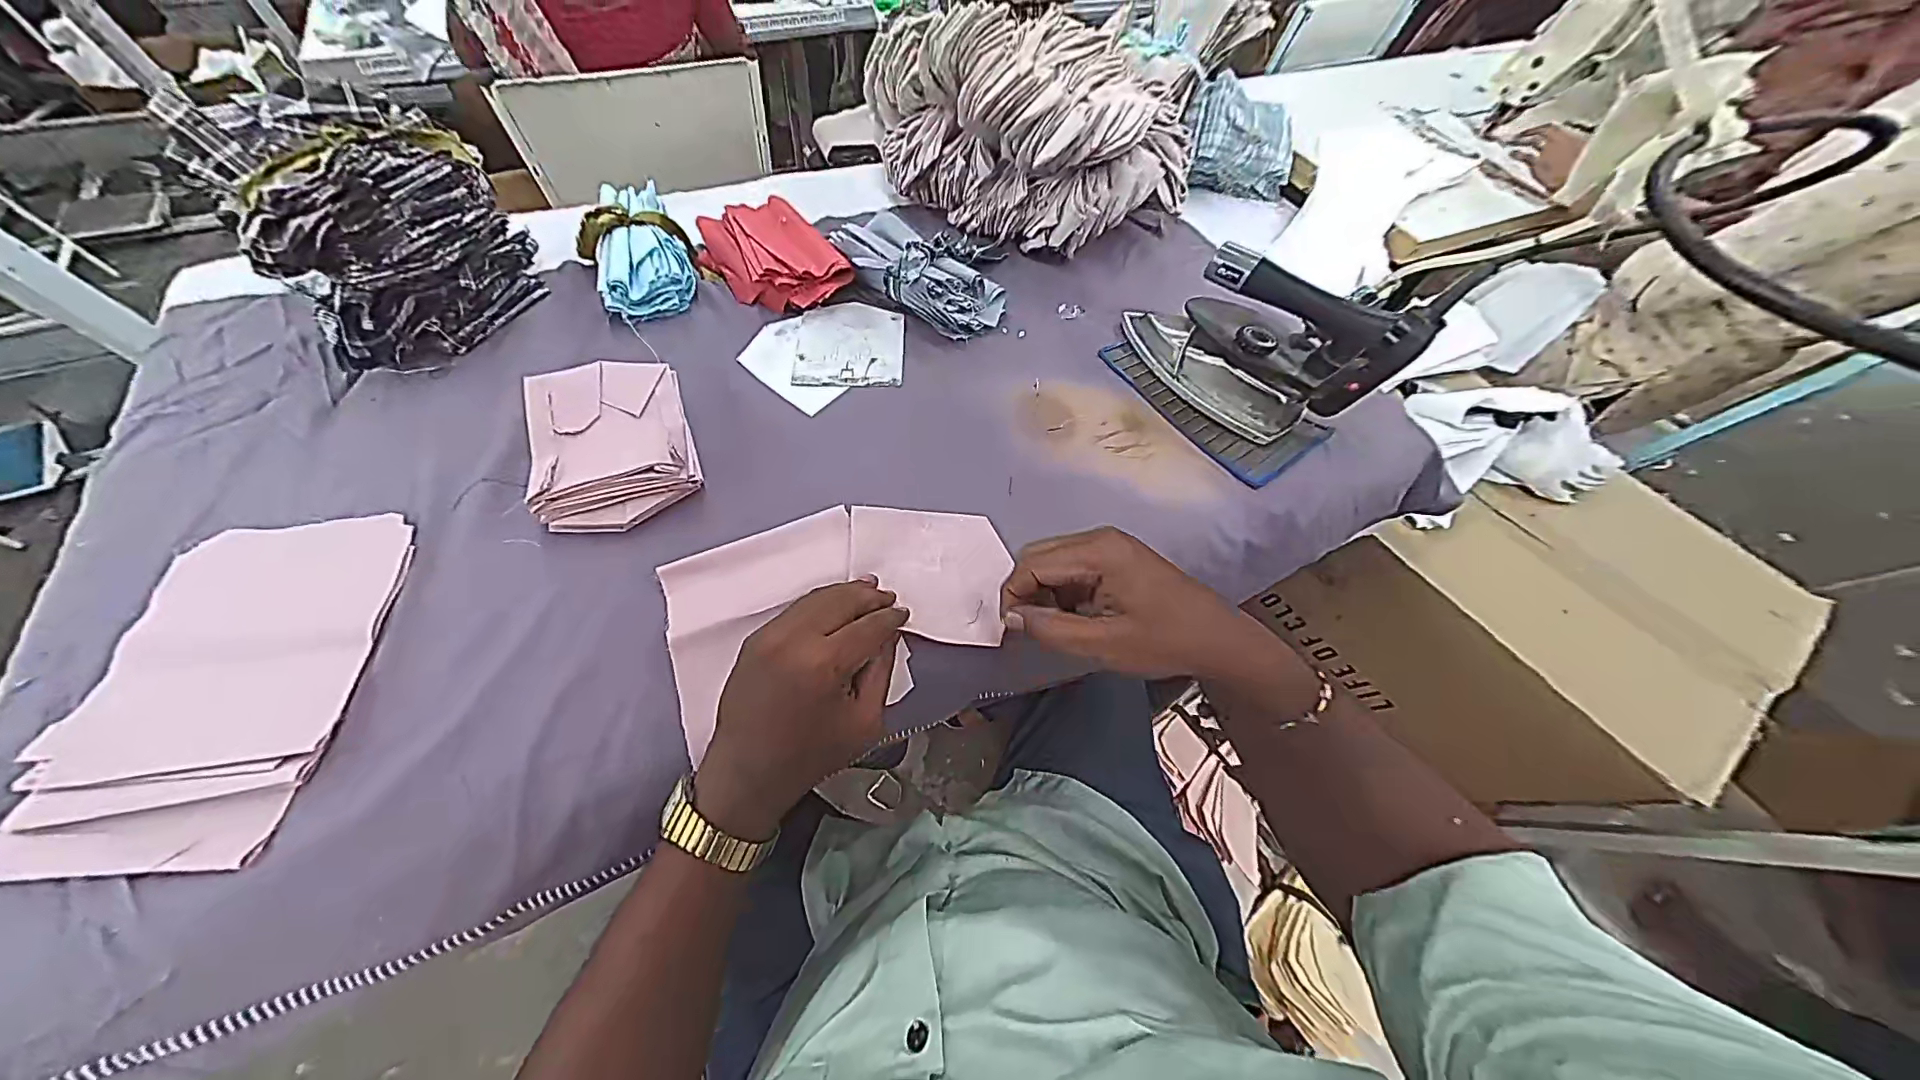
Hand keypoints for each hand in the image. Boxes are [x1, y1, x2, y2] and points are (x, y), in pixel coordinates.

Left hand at [696, 580, 907, 839]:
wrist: (749, 771)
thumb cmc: (809, 755)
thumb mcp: (866, 721)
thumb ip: (881, 670)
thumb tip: (887, 635)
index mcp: (823, 664)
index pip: (868, 626)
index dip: (890, 618)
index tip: (902, 615)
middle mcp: (793, 642)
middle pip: (842, 601)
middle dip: (870, 597)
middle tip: (888, 599)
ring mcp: (770, 637)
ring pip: (816, 598)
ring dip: (846, 593)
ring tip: (867, 592)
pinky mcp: (755, 639)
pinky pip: (795, 609)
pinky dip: (820, 602)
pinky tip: (835, 604)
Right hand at [1000, 527, 1296, 683]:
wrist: (1217, 638)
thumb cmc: (1167, 641)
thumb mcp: (1104, 644)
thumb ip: (1051, 629)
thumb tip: (1012, 617)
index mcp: (1099, 551)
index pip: (1032, 564)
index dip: (1012, 596)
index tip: (1008, 629)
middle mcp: (1100, 539)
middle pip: (1039, 557)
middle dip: (1025, 592)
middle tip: (1028, 629)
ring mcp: (1109, 546)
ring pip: (1052, 562)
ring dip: (1042, 593)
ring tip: (1054, 627)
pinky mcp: (1115, 558)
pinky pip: (1071, 569)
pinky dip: (1061, 592)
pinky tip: (1072, 617)